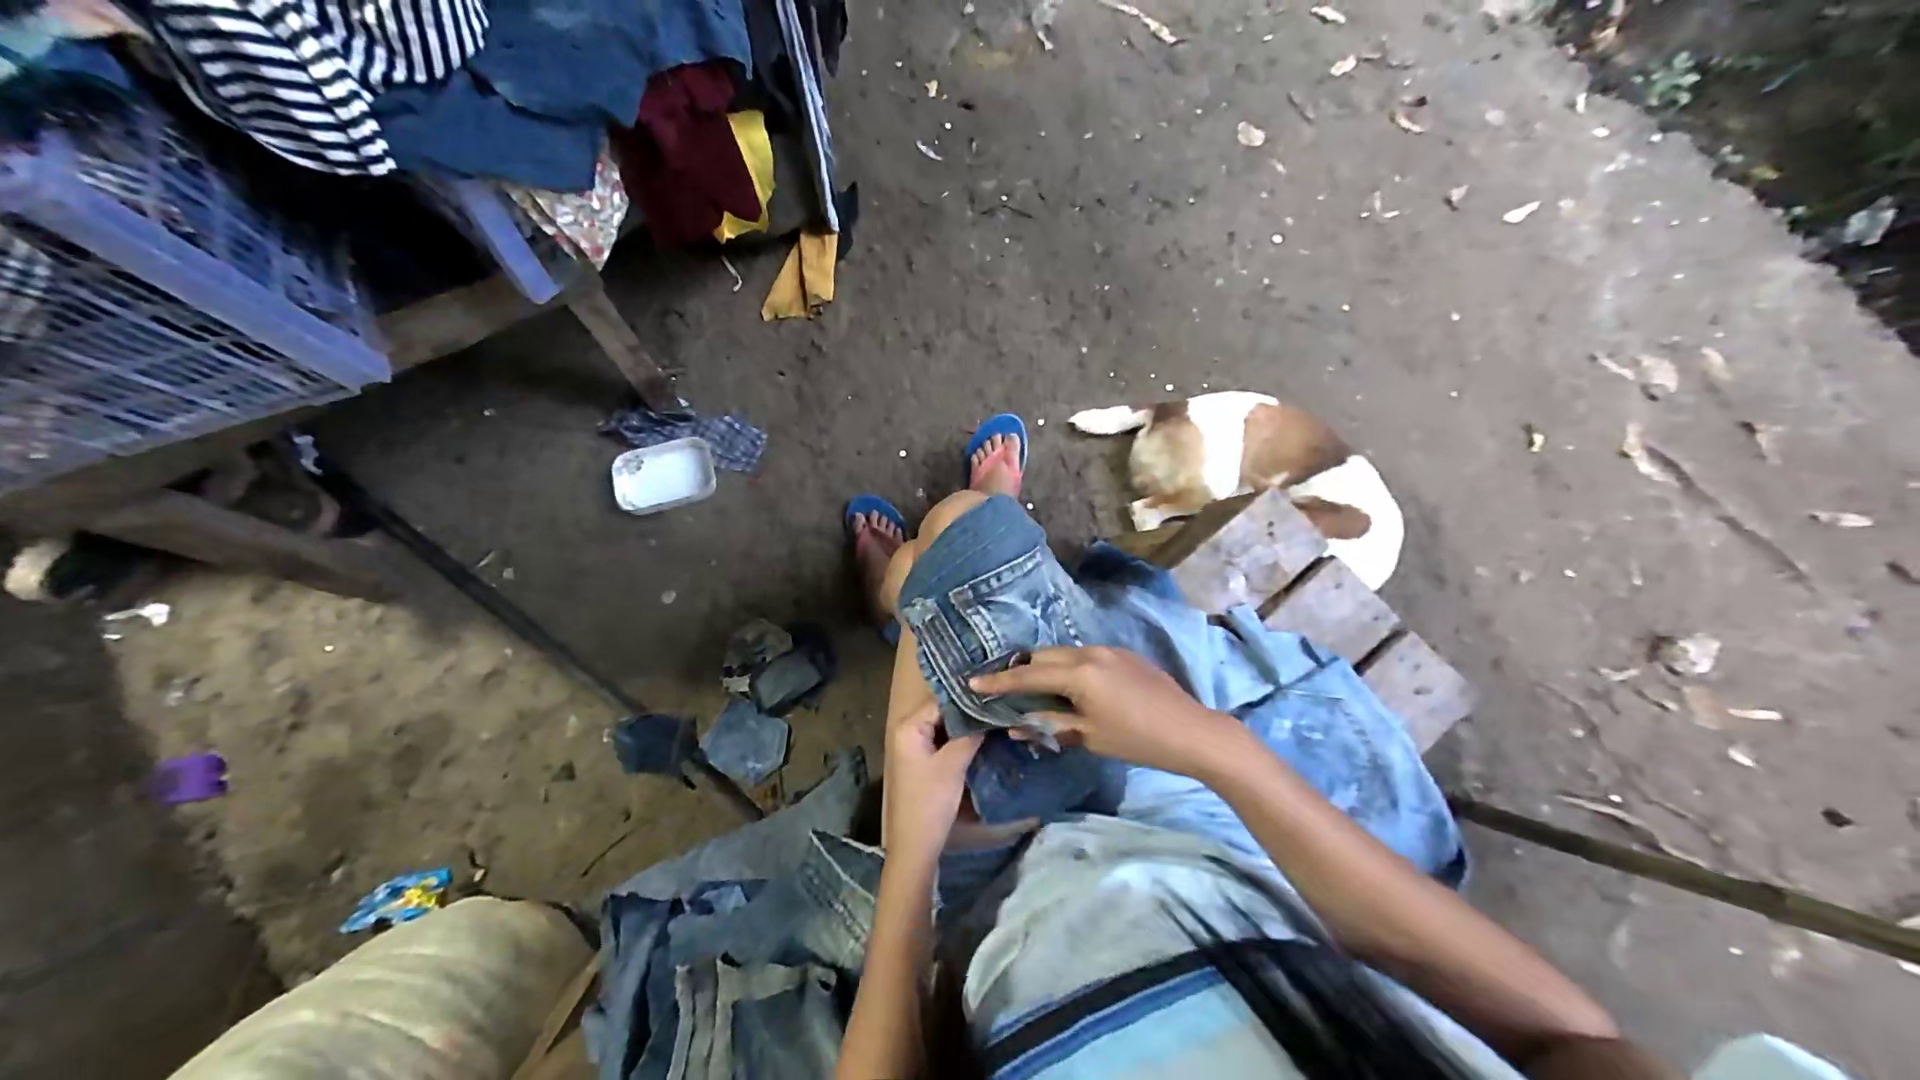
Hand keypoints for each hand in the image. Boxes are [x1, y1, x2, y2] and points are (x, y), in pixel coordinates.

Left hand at [882, 700, 984, 864]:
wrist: (915, 847)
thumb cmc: (930, 802)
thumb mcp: (953, 765)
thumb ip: (970, 735)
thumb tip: (990, 713)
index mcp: (909, 726)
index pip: (942, 700)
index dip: (968, 698)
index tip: (996, 695)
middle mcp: (907, 731)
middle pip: (942, 712)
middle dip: (969, 711)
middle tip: (999, 706)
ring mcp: (913, 747)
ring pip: (944, 727)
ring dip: (966, 726)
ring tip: (996, 718)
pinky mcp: (921, 762)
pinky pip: (942, 741)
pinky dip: (959, 739)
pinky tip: (982, 738)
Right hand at [969, 646, 1247, 777]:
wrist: (1191, 731)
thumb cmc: (1137, 740)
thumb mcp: (1089, 737)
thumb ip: (1051, 725)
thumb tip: (1016, 724)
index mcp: (1079, 673)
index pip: (1028, 676)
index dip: (999, 681)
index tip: (972, 682)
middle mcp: (1090, 653)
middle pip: (1043, 656)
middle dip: (1020, 670)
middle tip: (1001, 686)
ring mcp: (1109, 650)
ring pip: (1063, 654)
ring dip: (1044, 668)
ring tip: (1032, 687)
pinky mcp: (1123, 654)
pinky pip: (1083, 656)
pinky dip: (1067, 668)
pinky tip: (1069, 687)